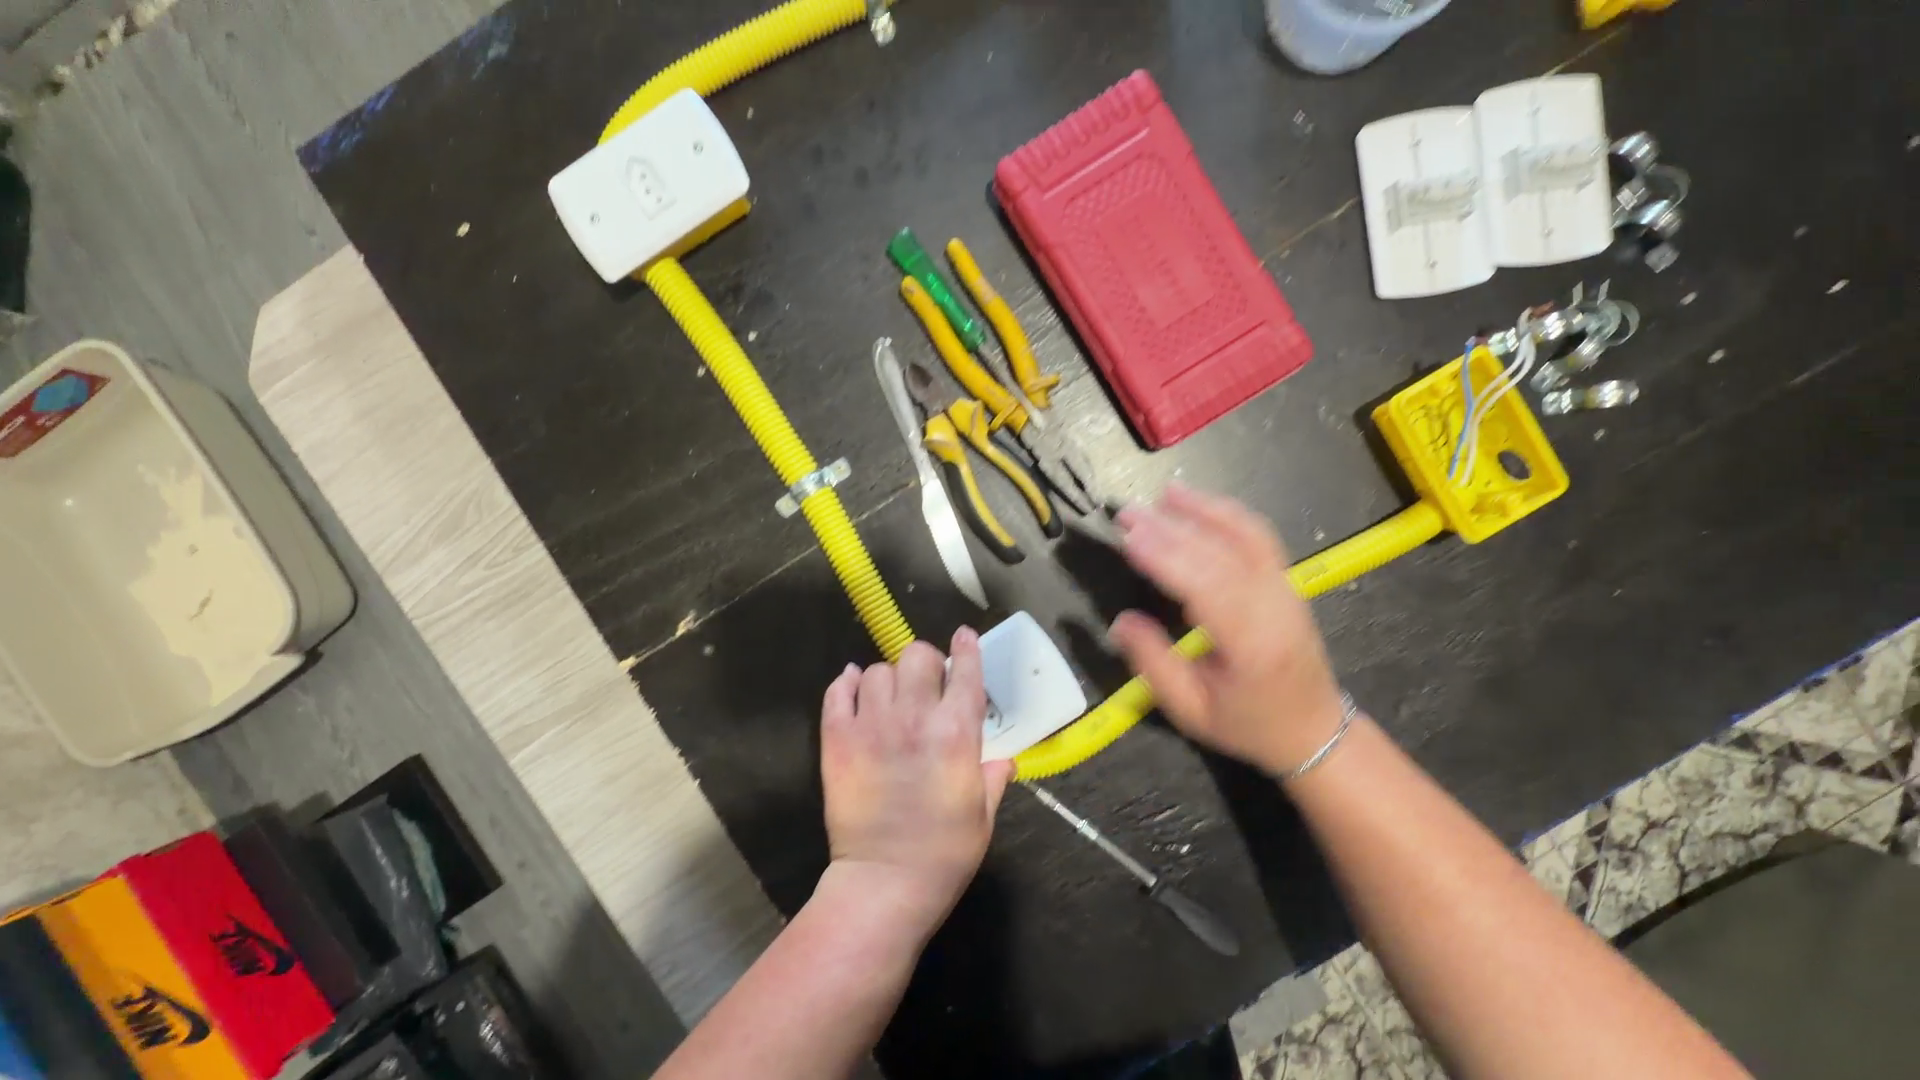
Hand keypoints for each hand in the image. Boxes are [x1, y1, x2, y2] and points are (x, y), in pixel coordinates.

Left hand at [819, 628, 1014, 925]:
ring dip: (888, 679)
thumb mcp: (984, 816)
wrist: (885, 881)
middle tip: (925, 682)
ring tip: (889, 697)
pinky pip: (838, 693)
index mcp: (957, 734)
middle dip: (926, 663)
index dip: (967, 649)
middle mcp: (915, 718)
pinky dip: (846, 684)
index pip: (966, 673)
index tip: (964, 636)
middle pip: (918, 657)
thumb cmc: (945, 853)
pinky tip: (853, 687)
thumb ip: (992, 779)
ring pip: (877, 671)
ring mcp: (872, 726)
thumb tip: (1002, 761)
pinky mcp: (837, 740)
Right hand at [1108, 484, 1345, 776]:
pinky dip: (1227, 513)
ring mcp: (1284, 588)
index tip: (1129, 537)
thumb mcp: (1190, 710)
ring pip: (1244, 536)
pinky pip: (1258, 537)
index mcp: (1251, 644)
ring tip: (1163, 495)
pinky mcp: (1285, 580)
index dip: (1166, 558)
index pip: (1206, 586)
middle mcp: (1273, 606)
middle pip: (1220, 554)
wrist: (1315, 730)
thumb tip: (1120, 621)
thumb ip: (1153, 664)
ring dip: (1203, 510)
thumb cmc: (1248, 724)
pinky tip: (1197, 504)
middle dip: (1171, 529)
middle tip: (1127, 512)